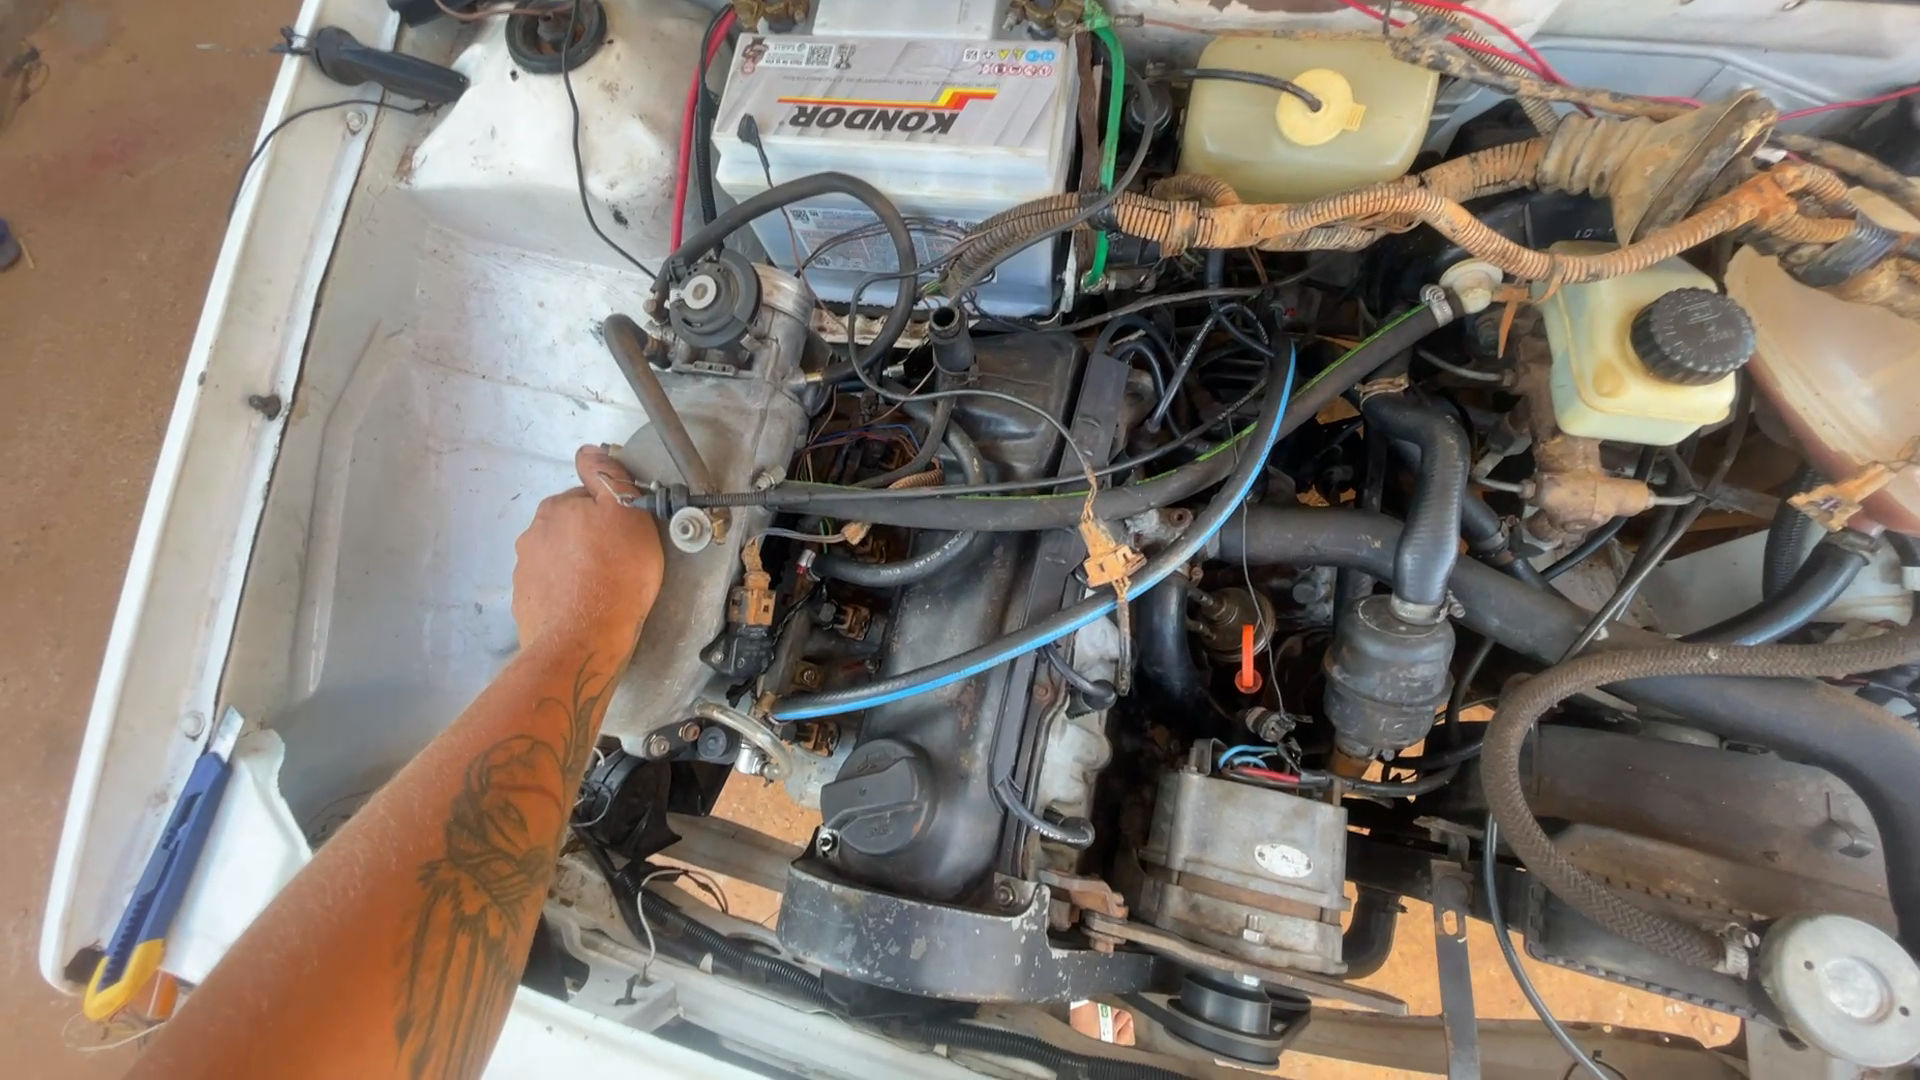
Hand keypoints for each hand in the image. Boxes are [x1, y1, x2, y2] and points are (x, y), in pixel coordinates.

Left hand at [512, 445, 663, 652]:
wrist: (584, 638)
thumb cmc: (617, 573)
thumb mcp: (628, 514)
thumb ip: (608, 477)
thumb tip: (589, 449)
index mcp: (557, 508)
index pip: (588, 499)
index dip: (613, 514)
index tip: (629, 535)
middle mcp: (533, 534)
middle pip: (571, 528)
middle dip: (592, 539)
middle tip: (623, 562)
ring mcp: (525, 571)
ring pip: (561, 558)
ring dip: (580, 566)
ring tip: (607, 588)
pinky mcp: (527, 602)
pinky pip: (554, 588)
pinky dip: (569, 592)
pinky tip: (588, 606)